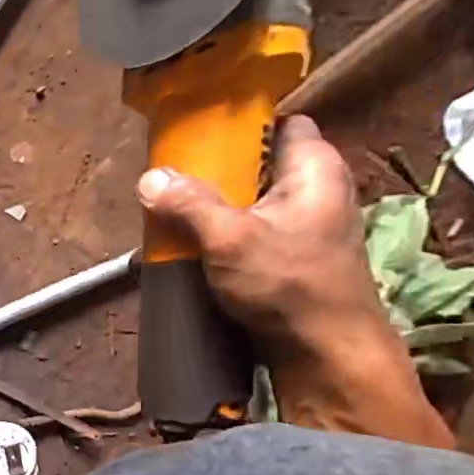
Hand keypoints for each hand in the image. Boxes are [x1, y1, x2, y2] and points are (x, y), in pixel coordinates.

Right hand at [136, 114, 392, 366]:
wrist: (324, 352)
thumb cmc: (287, 283)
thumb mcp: (230, 238)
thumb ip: (189, 205)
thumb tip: (149, 178)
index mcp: (314, 168)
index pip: (281, 123)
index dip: (243, 125)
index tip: (200, 136)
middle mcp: (316, 191)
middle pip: (258, 167)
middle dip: (216, 175)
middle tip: (174, 183)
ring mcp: (305, 229)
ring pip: (252, 206)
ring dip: (215, 213)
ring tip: (174, 219)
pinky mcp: (292, 261)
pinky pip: (251, 236)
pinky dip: (224, 241)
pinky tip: (194, 253)